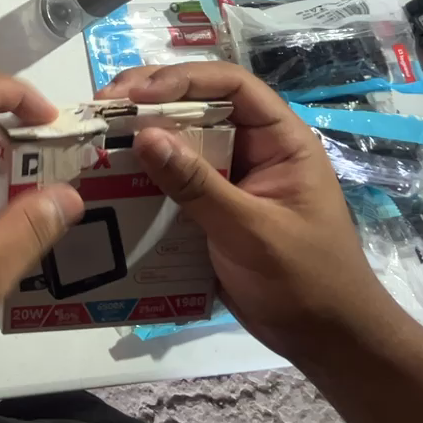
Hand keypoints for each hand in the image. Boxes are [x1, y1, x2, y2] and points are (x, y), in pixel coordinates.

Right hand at [99, 63, 402, 359]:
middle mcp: (250, 146)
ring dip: (136, 129)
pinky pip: (166, 170)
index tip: (135, 94)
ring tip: (95, 130)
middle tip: (101, 105)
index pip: (231, 85)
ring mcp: (226, 173)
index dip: (182, 79)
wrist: (327, 343)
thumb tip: (143, 135)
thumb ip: (198, 184)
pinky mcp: (204, 200)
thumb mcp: (252, 232)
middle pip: (195, 101)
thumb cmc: (307, 283)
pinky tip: (105, 168)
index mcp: (280, 141)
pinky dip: (136, 165)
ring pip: (176, 134)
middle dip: (146, 97)